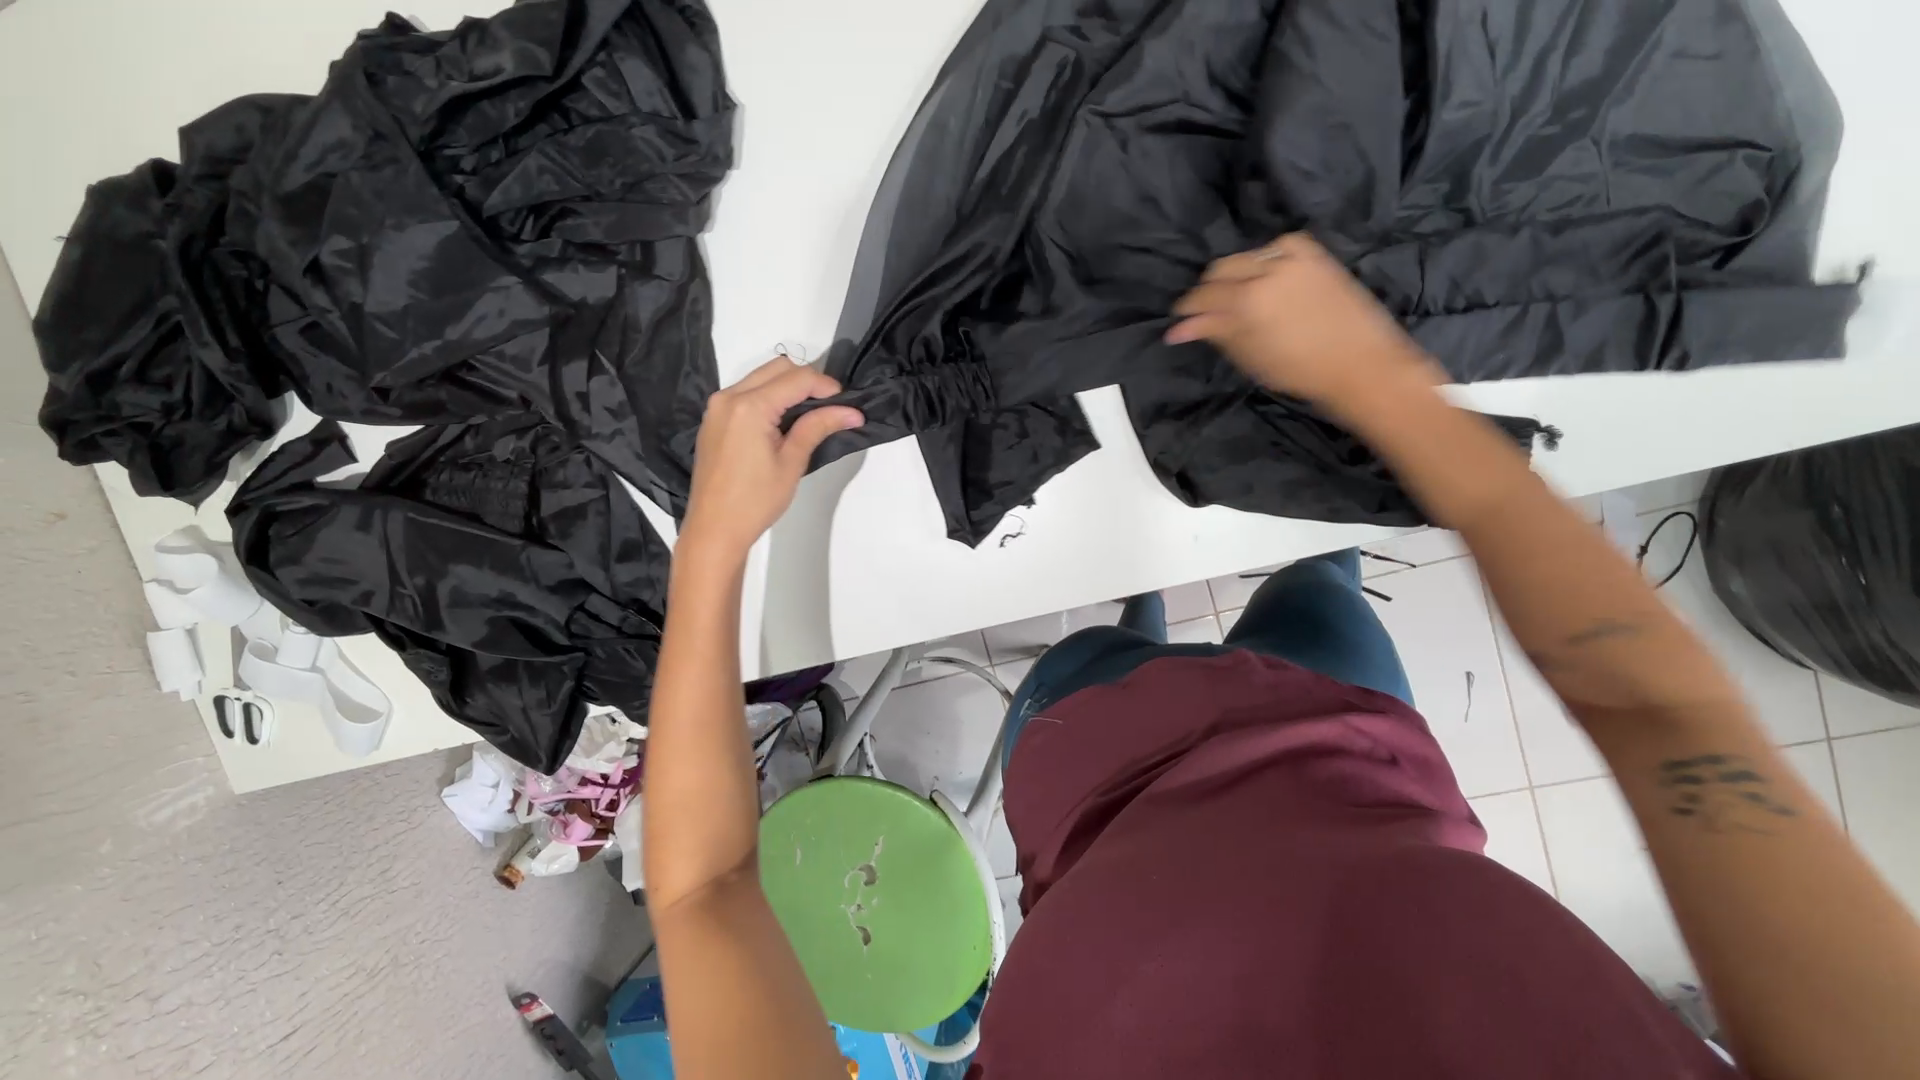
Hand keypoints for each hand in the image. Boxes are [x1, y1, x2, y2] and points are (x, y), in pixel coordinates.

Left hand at [679, 355, 862, 557]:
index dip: (826, 386)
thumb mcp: (792, 463)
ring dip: (788, 388)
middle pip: (777, 368)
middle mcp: (728, 397)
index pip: (796, 379)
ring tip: (811, 416)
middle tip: (830, 408)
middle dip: (808, 381)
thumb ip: (818, 427)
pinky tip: (784, 422)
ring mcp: (717, 407)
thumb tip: (852, 412)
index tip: (846, 404)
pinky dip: (769, 397)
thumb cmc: (755, 501)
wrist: (714, 529)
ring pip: (761, 377)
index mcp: (749, 407)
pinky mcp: (714, 419)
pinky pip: (746, 393)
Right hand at [1166, 232, 1435, 404]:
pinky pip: (1279, 245)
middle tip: (1206, 310)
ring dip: (1235, 274)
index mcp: (1247, 300)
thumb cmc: (1301, 371)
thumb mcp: (1251, 357)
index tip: (1180, 320)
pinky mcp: (1315, 253)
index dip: (1187, 310)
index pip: (1202, 296)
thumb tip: (1178, 329)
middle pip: (1220, 268)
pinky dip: (1267, 257)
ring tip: (1237, 296)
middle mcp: (1267, 269)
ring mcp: (1293, 257)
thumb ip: (1215, 334)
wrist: (1361, 363)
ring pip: (1246, 256)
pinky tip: (1268, 275)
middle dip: (1209, 288)